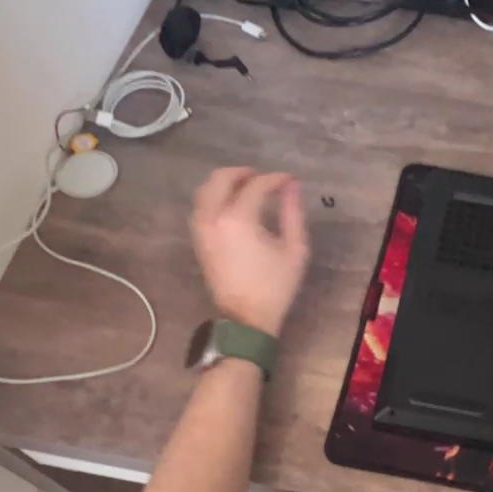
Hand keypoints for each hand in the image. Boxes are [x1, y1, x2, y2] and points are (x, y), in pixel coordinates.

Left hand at [191, 167, 309, 336]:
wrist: (246, 318)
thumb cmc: (275, 286)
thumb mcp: (294, 249)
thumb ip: (293, 213)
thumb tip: (292, 186)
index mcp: (239, 219)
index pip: (256, 186)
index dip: (275, 179)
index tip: (290, 181)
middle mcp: (213, 217)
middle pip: (221, 178)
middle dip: (244, 173)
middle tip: (263, 178)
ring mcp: (201, 228)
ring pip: (206, 189)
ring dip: (226, 183)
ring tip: (247, 188)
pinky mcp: (198, 239)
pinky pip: (201, 206)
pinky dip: (215, 197)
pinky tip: (233, 204)